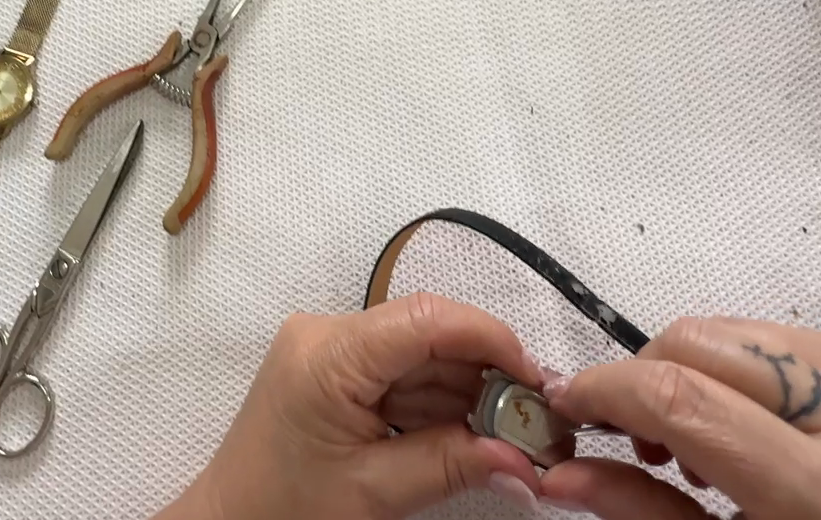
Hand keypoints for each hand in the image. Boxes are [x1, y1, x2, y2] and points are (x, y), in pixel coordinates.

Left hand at [159, 293, 546, 519]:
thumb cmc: (285, 512)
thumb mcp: (372, 493)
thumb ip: (451, 466)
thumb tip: (525, 463)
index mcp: (328, 353)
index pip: (422, 319)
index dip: (486, 337)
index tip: (535, 377)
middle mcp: (326, 332)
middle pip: (424, 334)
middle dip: (483, 373)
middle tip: (535, 419)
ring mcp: (328, 345)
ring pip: (416, 353)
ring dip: (465, 390)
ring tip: (513, 432)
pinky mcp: (333, 364)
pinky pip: (397, 370)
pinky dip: (435, 399)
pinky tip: (470, 429)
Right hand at [538, 317, 820, 518]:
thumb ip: (644, 511)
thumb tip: (557, 474)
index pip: (681, 399)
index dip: (604, 391)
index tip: (564, 403)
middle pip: (694, 344)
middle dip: (641, 379)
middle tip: (636, 435)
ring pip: (723, 328)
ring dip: (684, 370)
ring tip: (697, 438)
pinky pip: (767, 334)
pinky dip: (731, 368)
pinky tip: (745, 421)